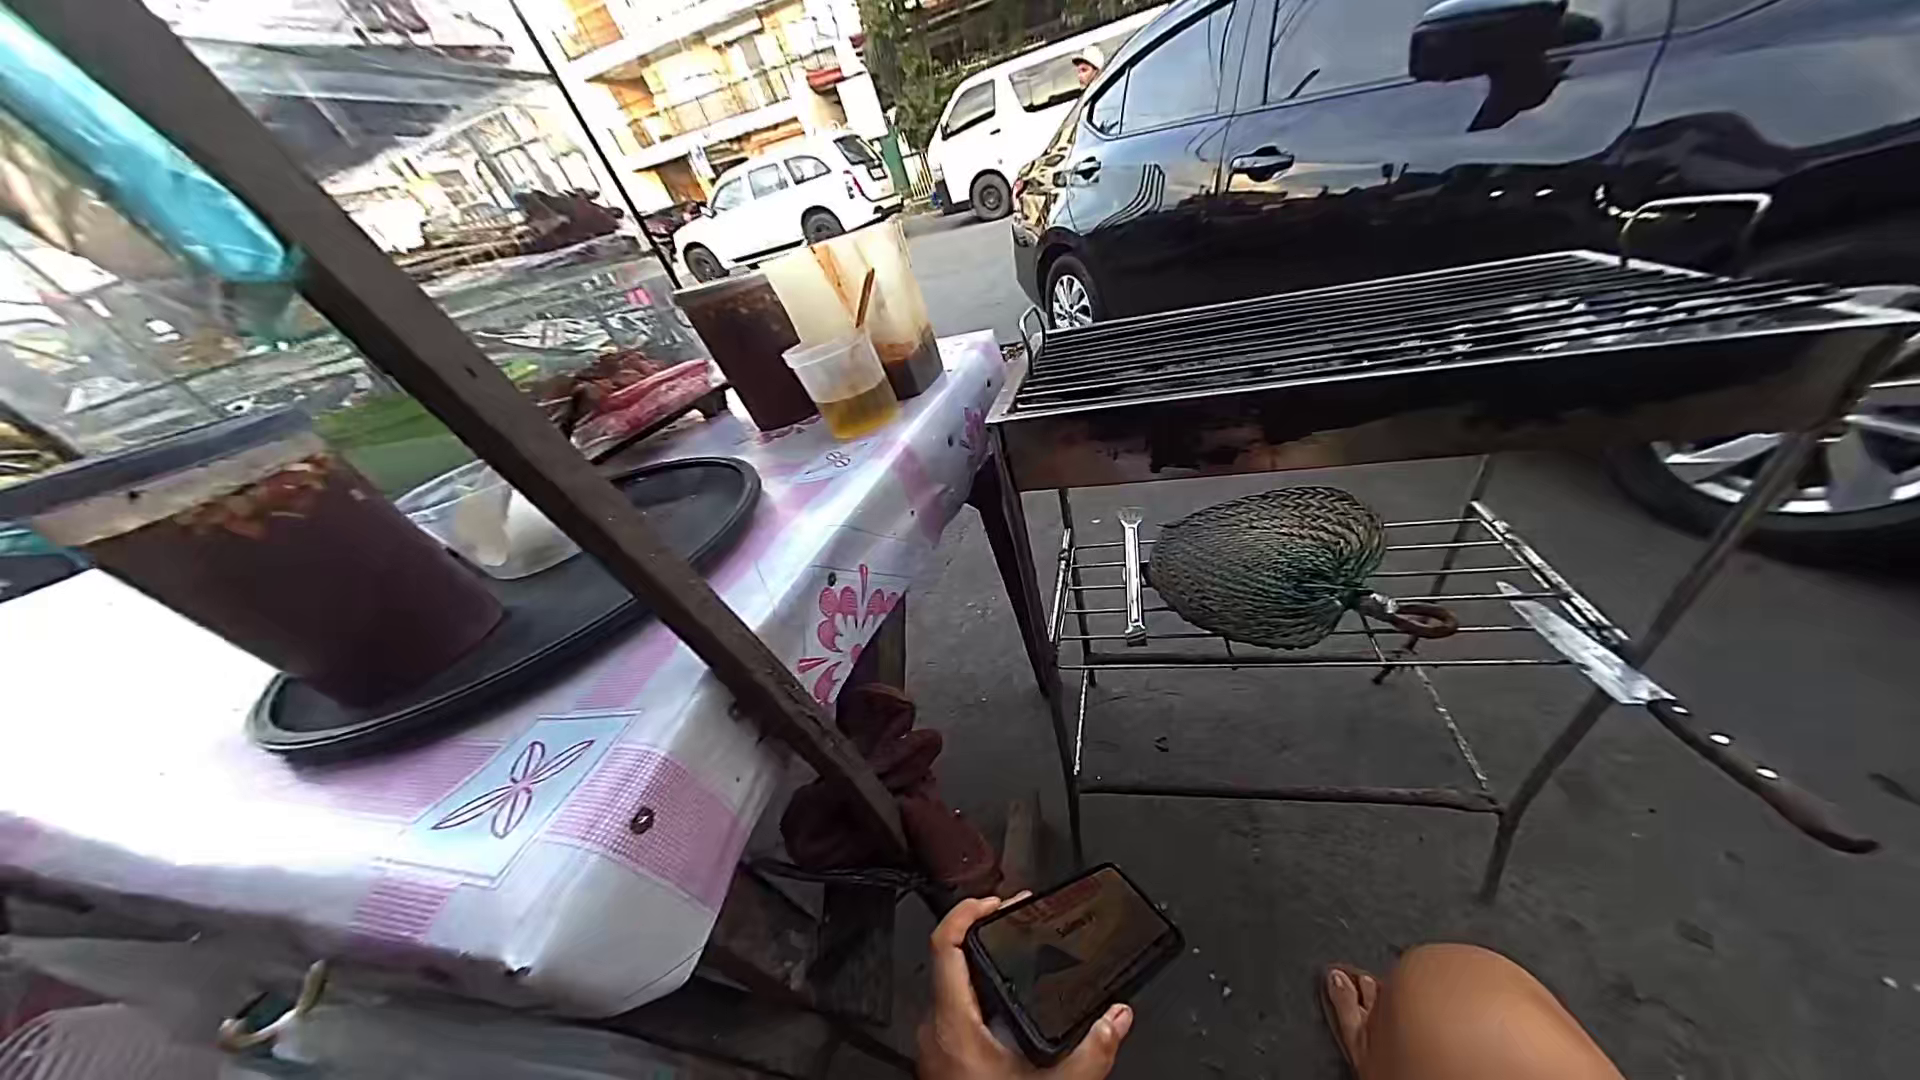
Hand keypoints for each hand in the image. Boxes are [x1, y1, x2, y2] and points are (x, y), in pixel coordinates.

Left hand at [917, 892, 1133, 1079]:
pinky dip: (978, 988)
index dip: (966, 911)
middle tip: (1012, 916)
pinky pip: (954, 1006)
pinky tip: (1005, 992)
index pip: (943, 945)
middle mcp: (936, 1031)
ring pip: (950, 982)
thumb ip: (1091, 1053)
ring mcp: (936, 1047)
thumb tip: (1117, 1017)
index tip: (993, 901)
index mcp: (953, 1026)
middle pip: (948, 957)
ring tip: (1010, 945)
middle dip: (981, 929)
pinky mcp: (942, 1061)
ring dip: (979, 959)